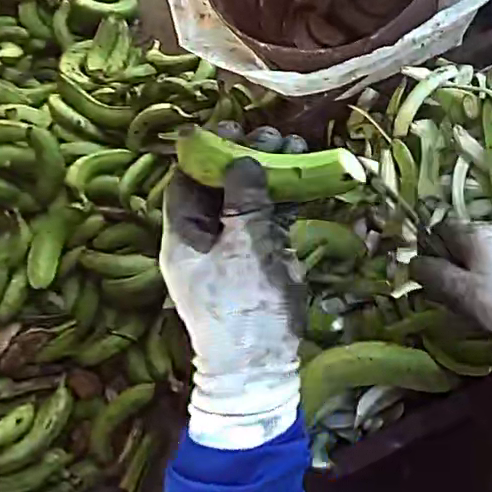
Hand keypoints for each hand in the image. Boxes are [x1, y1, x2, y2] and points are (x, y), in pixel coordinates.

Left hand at [160, 160, 304, 448]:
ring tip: (294, 142)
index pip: (185, 181)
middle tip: (267, 132)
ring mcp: (237, 242)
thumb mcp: (241, 250)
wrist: (261, 363)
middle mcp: (207, 234)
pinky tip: (307, 170)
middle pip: (222, 183)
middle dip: (244, 155)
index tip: (227, 128)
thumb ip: (243, 201)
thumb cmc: (240, 306)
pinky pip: (273, 213)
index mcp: (184, 235)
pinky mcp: (265, 250)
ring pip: (251, 194)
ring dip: (271, 169)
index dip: (204, 152)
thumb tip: (243, 159)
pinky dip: (288, 192)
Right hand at [412, 221, 491, 379]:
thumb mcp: (467, 293)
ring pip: (479, 252)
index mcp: (474, 233)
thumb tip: (412, 262)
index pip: (439, 229)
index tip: (429, 276)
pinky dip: (490, 276)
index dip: (429, 249)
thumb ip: (437, 276)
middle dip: (451, 263)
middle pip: (460, 240)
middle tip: (450, 294)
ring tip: (474, 300)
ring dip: (471, 272)